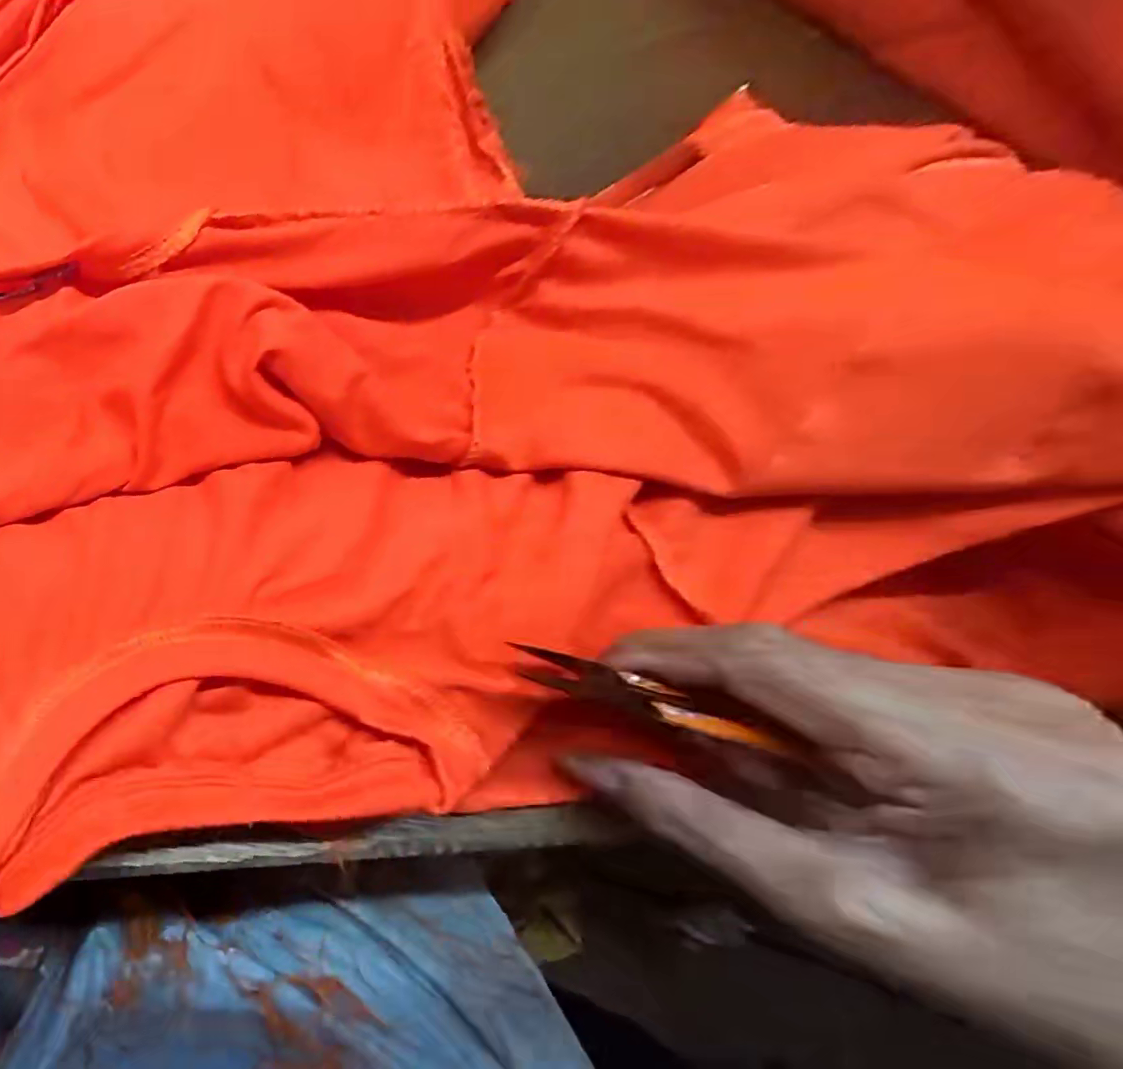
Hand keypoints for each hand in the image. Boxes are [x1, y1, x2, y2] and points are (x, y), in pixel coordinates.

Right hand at [566, 625, 1122, 1065]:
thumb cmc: (1046, 983)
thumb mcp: (854, 918)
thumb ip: (707, 830)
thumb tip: (590, 765)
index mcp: (951, 749)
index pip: (762, 656)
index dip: (659, 651)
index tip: (588, 674)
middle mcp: (976, 692)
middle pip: (783, 656)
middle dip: (687, 677)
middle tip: (629, 719)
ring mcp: (1001, 688)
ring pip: (816, 666)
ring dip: (739, 698)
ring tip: (711, 753)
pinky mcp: (1011, 700)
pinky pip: (858, 685)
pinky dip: (796, 711)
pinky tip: (805, 765)